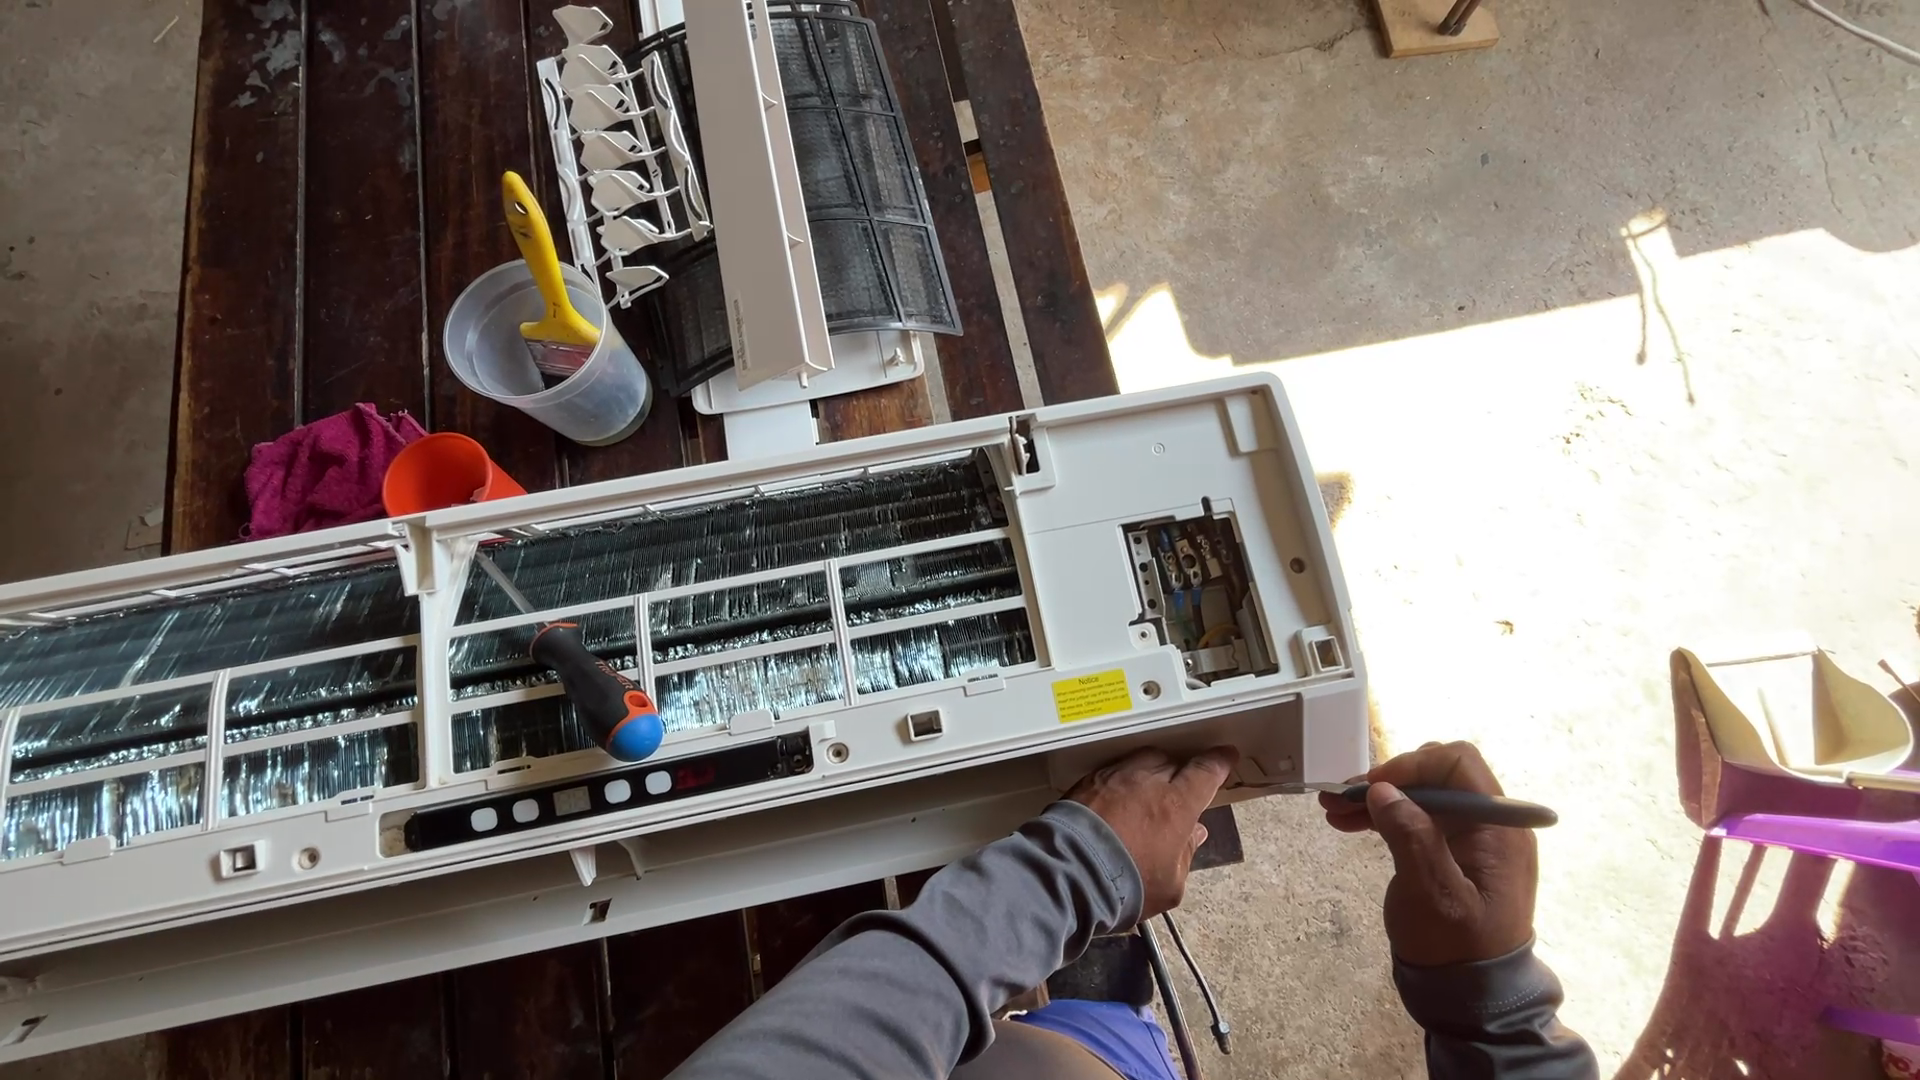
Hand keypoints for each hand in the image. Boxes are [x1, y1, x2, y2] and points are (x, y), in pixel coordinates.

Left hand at [1067, 746, 1239, 920]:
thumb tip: (1194, 833)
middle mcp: (1148, 780)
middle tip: (1180, 788)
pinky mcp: (1089, 779)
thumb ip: (1185, 854)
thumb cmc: (1127, 883)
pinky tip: (1121, 795)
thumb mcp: (1170, 884)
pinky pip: (1116, 769)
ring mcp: (1116, 775)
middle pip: (1172, 761)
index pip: (1205, 772)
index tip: (1226, 756)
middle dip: (1180, 772)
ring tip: (1149, 789)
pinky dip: (1124, 777)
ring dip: (1151, 770)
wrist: (1071, 871)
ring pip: (1143, 760)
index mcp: (1176, 804)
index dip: (1218, 762)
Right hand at [1320, 741, 1536, 966]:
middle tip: (1342, 797)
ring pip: (1415, 793)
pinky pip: (1410, 816)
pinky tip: (1344, 822)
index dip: (1412, 764)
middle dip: (1385, 780)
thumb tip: (1382, 790)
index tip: (1374, 786)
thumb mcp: (1433, 895)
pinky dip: (1378, 815)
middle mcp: (1486, 824)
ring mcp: (1467, 837)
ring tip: (1330, 808)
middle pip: (1432, 774)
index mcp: (1498, 828)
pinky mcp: (1447, 850)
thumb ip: (1413, 837)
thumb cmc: (1454, 946)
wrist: (1469, 997)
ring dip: (1373, 797)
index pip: (1458, 763)